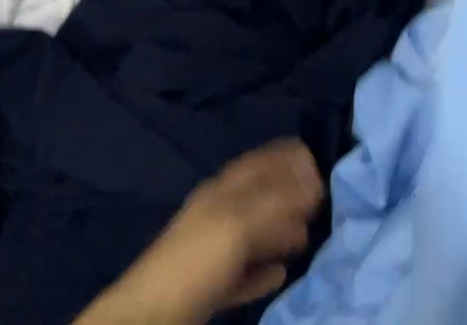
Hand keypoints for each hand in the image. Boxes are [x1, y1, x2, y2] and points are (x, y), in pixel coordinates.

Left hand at [76, 139, 324, 324]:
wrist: (146, 319)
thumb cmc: (196, 262)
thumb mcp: (240, 224)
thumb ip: (278, 202)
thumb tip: (314, 184)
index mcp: (222, 191)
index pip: (260, 161)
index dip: (287, 157)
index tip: (315, 160)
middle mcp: (216, 213)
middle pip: (259, 196)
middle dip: (289, 196)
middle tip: (319, 201)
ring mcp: (210, 250)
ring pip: (253, 232)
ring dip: (279, 233)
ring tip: (305, 237)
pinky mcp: (207, 285)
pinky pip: (242, 270)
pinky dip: (262, 269)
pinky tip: (278, 274)